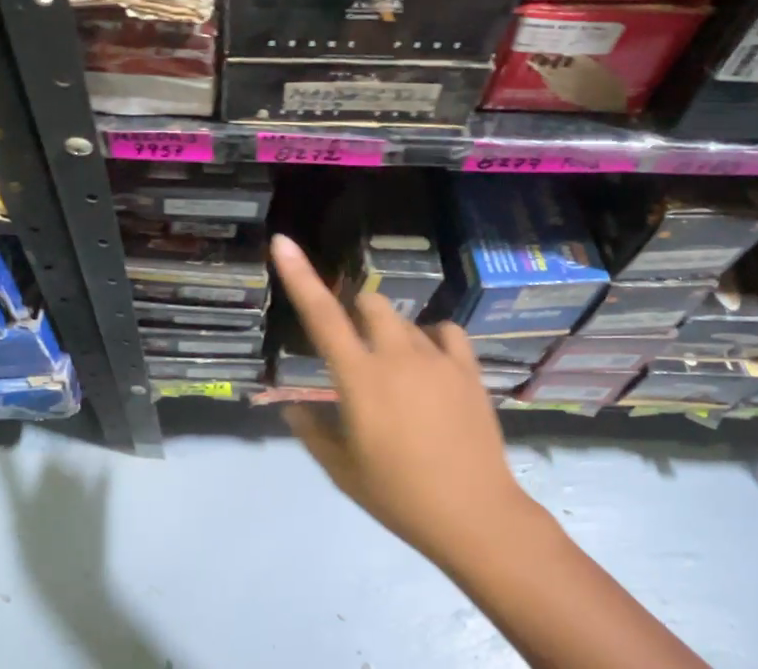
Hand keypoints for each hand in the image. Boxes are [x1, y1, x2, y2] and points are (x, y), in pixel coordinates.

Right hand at [271, 234, 537, 561]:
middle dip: (355, 313)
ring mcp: (437, 359)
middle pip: (370, 304)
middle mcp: (396, 356)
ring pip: (405, 320)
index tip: (283, 242)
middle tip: (355, 346)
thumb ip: (312, 431)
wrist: (473, 515)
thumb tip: (291, 406)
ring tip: (395, 370)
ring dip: (391, 332)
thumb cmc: (398, 496)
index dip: (299, 276)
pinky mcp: (468, 369)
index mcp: (359, 378)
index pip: (322, 316)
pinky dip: (431, 338)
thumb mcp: (342, 470)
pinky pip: (445, 331)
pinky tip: (430, 362)